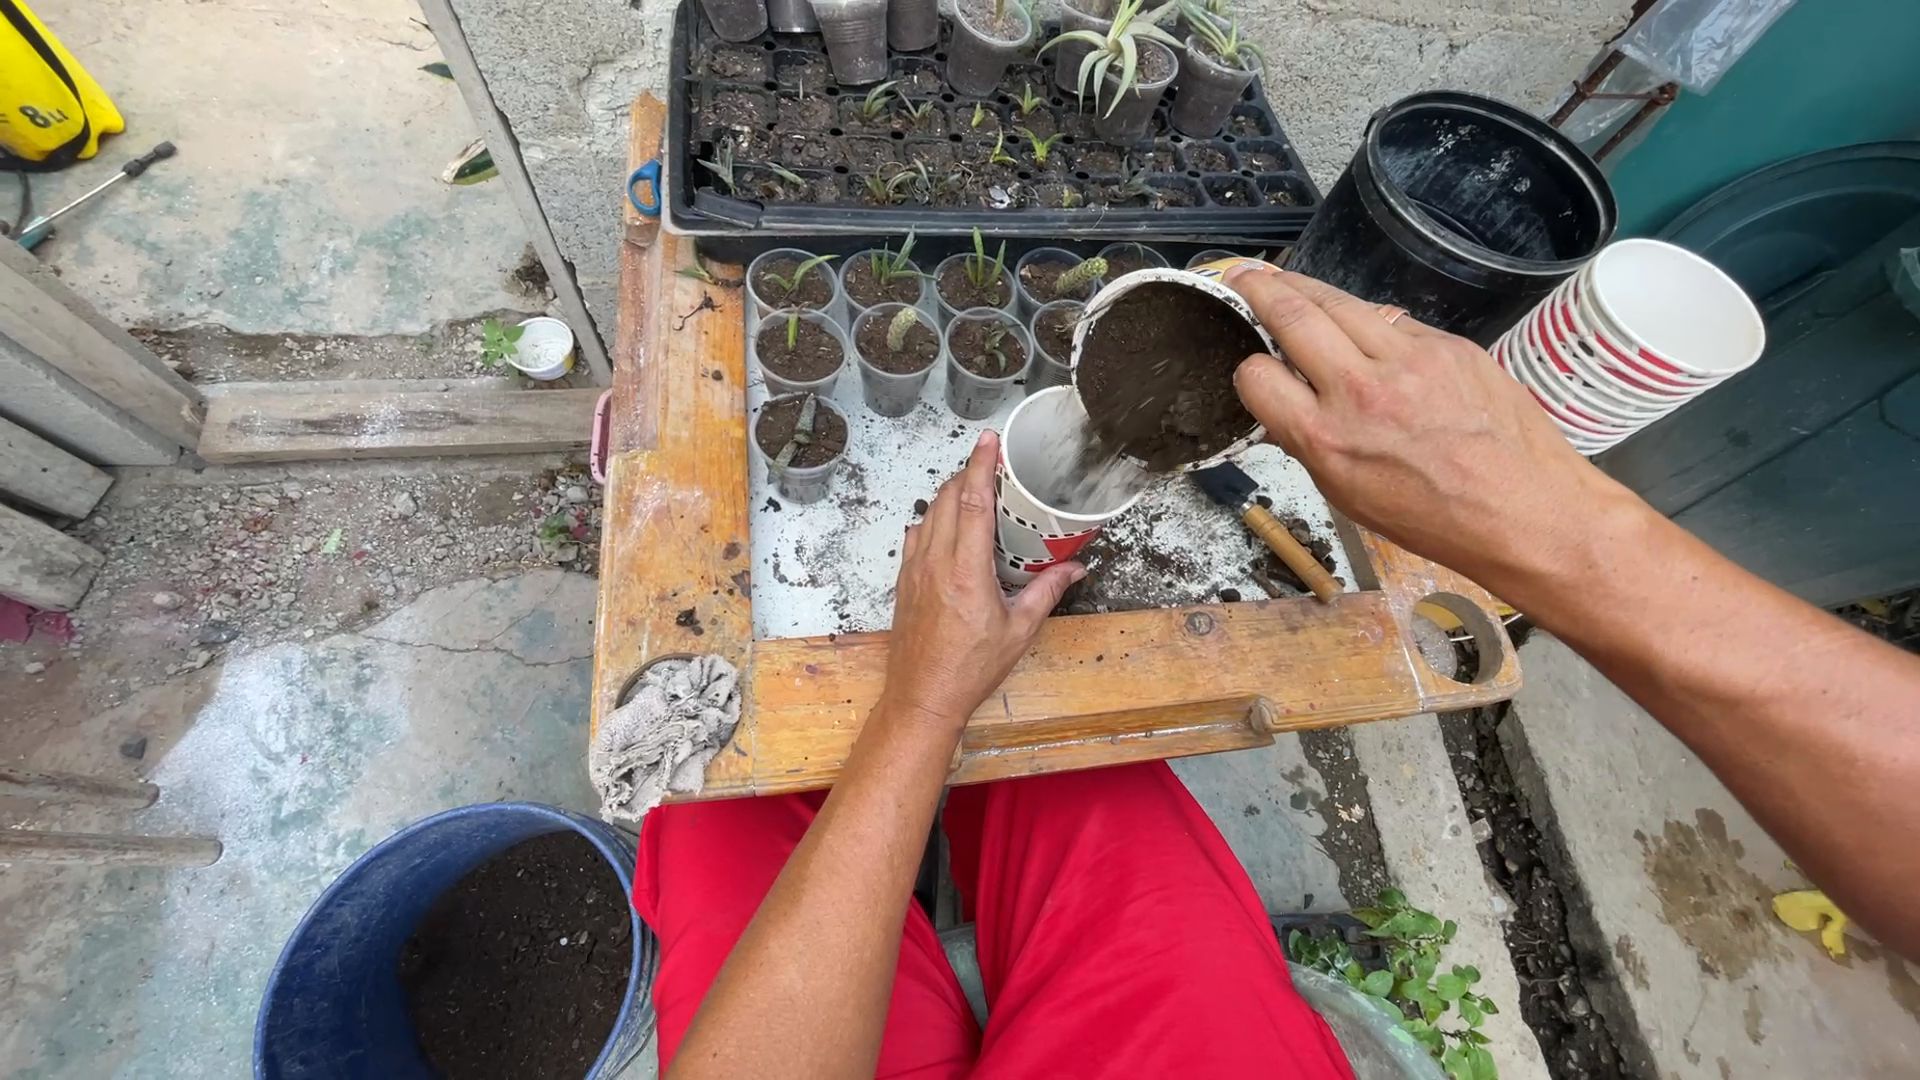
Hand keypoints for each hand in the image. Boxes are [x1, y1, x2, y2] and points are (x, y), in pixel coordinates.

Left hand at [878, 430, 1084, 737]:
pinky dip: (934, 519)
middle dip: (968, 473)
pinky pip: (916, 535)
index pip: (973, 503)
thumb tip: (1076, 568)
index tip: (989, 440)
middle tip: (992, 465)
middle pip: (948, 498)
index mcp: (965, 572)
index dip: (981, 465)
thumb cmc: (970, 669)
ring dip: (951, 495)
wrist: (922, 696)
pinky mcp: (904, 580)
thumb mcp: (1018, 631)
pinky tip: (950, 528)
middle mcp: (935, 563)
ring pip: (929, 513)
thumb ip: (1047, 592)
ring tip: (975, 492)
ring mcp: (913, 570)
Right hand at [1223, 266, 1621, 580]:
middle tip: (1242, 274)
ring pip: (1340, 303)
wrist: (1523, 510)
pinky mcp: (1448, 346)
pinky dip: (1362, 318)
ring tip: (1282, 277)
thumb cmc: (1427, 516)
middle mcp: (1360, 390)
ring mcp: (1408, 360)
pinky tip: (1353, 323)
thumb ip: (1307, 441)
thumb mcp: (1342, 491)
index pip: (1259, 377)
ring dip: (1303, 285)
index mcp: (1325, 436)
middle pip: (1295, 317)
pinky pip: (1391, 320)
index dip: (1247, 371)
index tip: (1251, 369)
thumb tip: (1286, 408)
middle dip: (1260, 289)